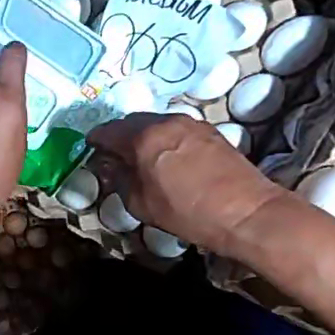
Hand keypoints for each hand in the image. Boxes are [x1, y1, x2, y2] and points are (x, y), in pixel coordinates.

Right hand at [88, 113, 284, 251]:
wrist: (245, 212)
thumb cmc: (186, 212)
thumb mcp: (140, 203)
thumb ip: (118, 179)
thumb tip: (108, 166)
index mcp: (143, 137)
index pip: (108, 131)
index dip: (95, 141)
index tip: (90, 150)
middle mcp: (165, 122)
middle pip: (131, 122)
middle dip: (118, 136)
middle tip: (113, 156)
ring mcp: (190, 123)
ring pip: (155, 123)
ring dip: (142, 137)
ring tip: (140, 158)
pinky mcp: (209, 131)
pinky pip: (175, 129)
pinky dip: (163, 139)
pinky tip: (166, 159)